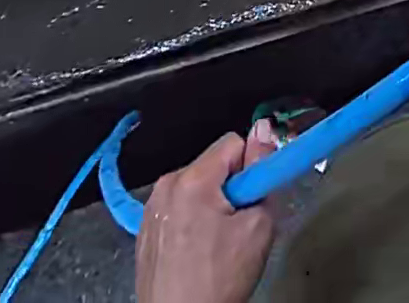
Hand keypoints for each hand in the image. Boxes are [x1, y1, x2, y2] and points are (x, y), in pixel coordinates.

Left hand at [136, 120, 278, 302]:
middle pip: (213, 163)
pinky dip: (192, 217)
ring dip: (212, 201)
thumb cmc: (220, 280)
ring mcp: (152, 207)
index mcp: (192, 178)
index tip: (253, 197)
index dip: (251, 166)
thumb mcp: (258, 227)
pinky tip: (197, 250)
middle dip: (231, 185)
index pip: (233, 142)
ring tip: (217, 241)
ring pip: (197, 184)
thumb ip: (264, 172)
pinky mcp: (145, 228)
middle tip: (238, 223)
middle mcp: (167, 183)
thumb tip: (264, 128)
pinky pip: (179, 205)